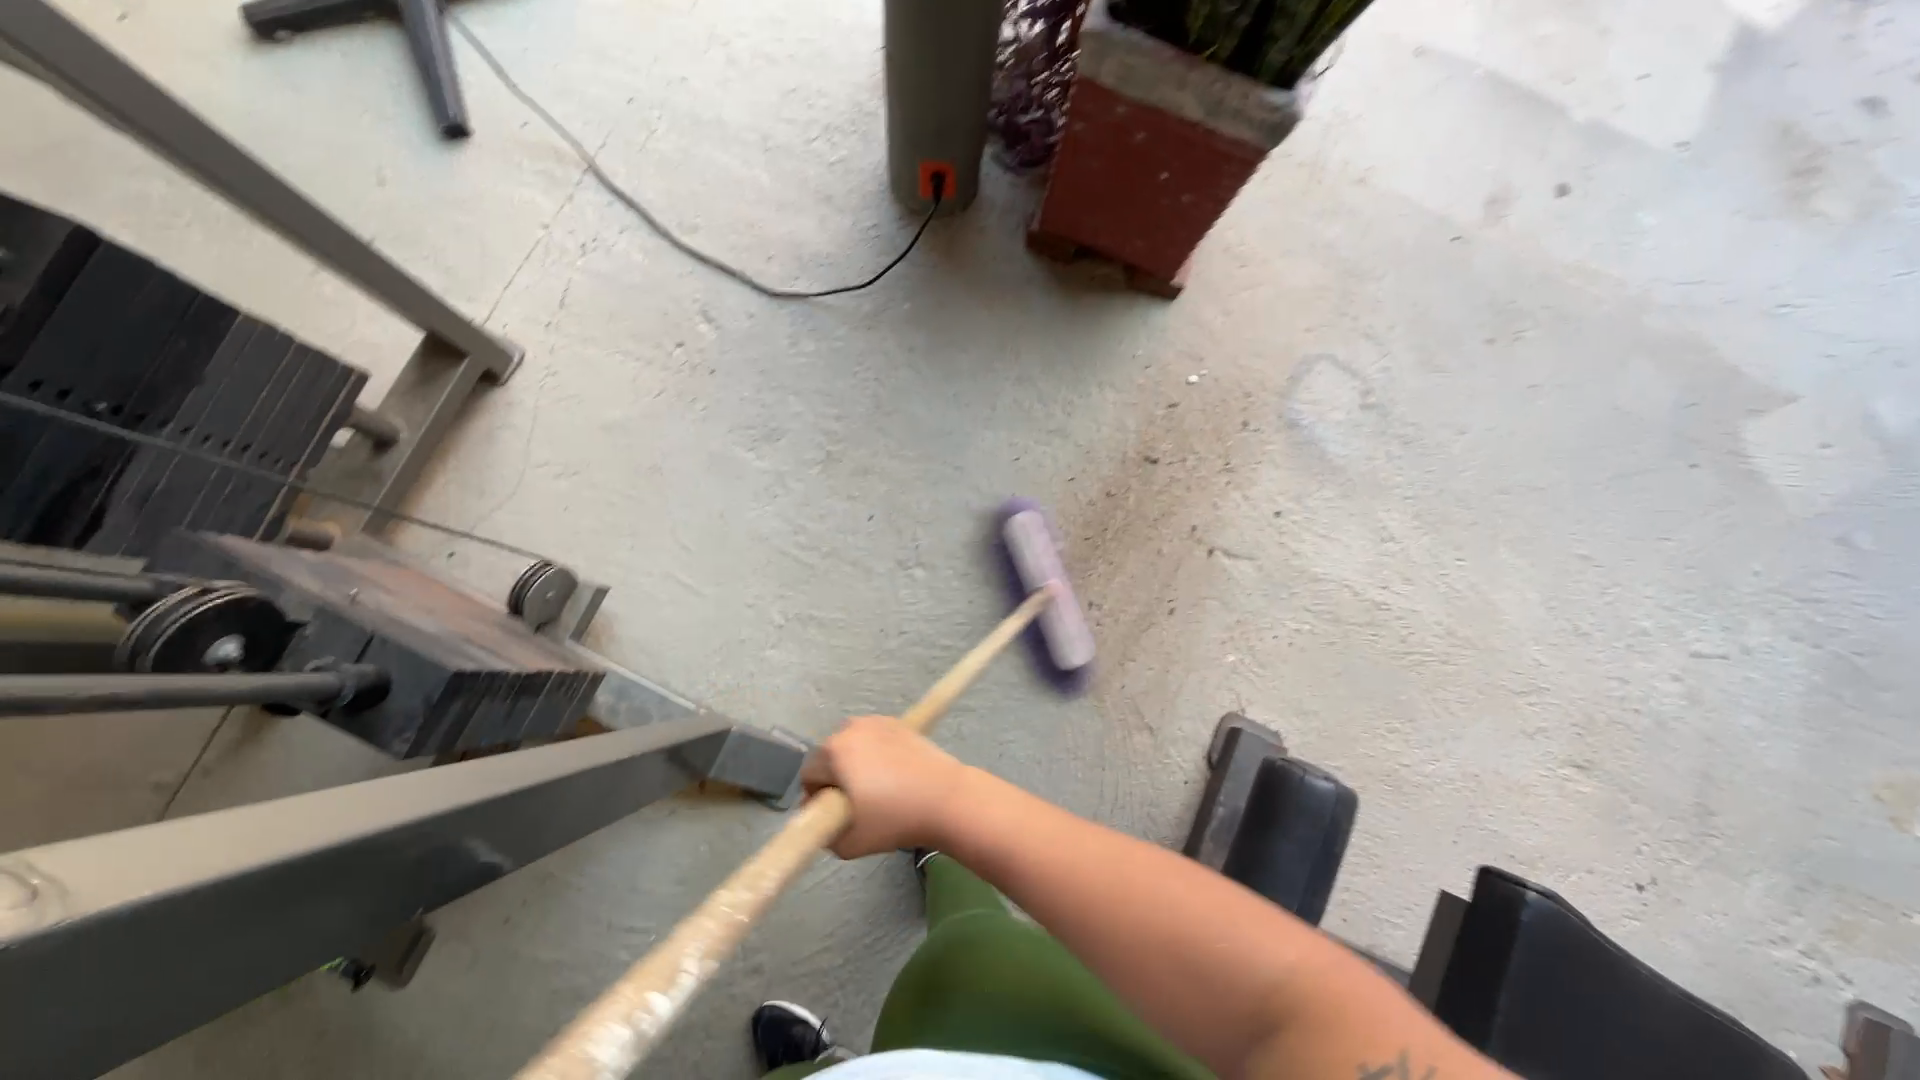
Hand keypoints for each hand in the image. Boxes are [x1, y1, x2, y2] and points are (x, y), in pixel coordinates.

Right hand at [802, 715, 968, 858]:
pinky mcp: (898, 723)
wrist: (946, 799)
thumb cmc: (895, 820)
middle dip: (836, 778)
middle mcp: (850, 729)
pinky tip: (892, 773)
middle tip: (856, 803)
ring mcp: (876, 722)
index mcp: (833, 752)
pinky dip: (875, 752)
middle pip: (829, 756)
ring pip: (852, 745)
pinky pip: (873, 738)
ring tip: (876, 787)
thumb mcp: (849, 845)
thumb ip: (823, 836)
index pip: (809, 776)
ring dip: (854, 763)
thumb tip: (820, 821)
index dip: (816, 798)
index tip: (835, 814)